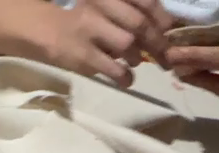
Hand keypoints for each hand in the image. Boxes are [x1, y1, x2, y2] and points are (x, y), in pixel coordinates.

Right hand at [35, 0, 172, 86]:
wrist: (49, 31)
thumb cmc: (87, 20)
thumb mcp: (109, 6)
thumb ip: (133, 13)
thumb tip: (165, 28)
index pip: (145, 1)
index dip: (162, 18)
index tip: (169, 32)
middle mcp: (101, 3)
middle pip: (140, 24)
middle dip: (158, 44)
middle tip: (166, 59)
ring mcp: (91, 29)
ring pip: (128, 45)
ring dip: (138, 58)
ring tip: (134, 62)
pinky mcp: (84, 54)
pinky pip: (114, 69)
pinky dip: (125, 77)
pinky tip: (125, 78)